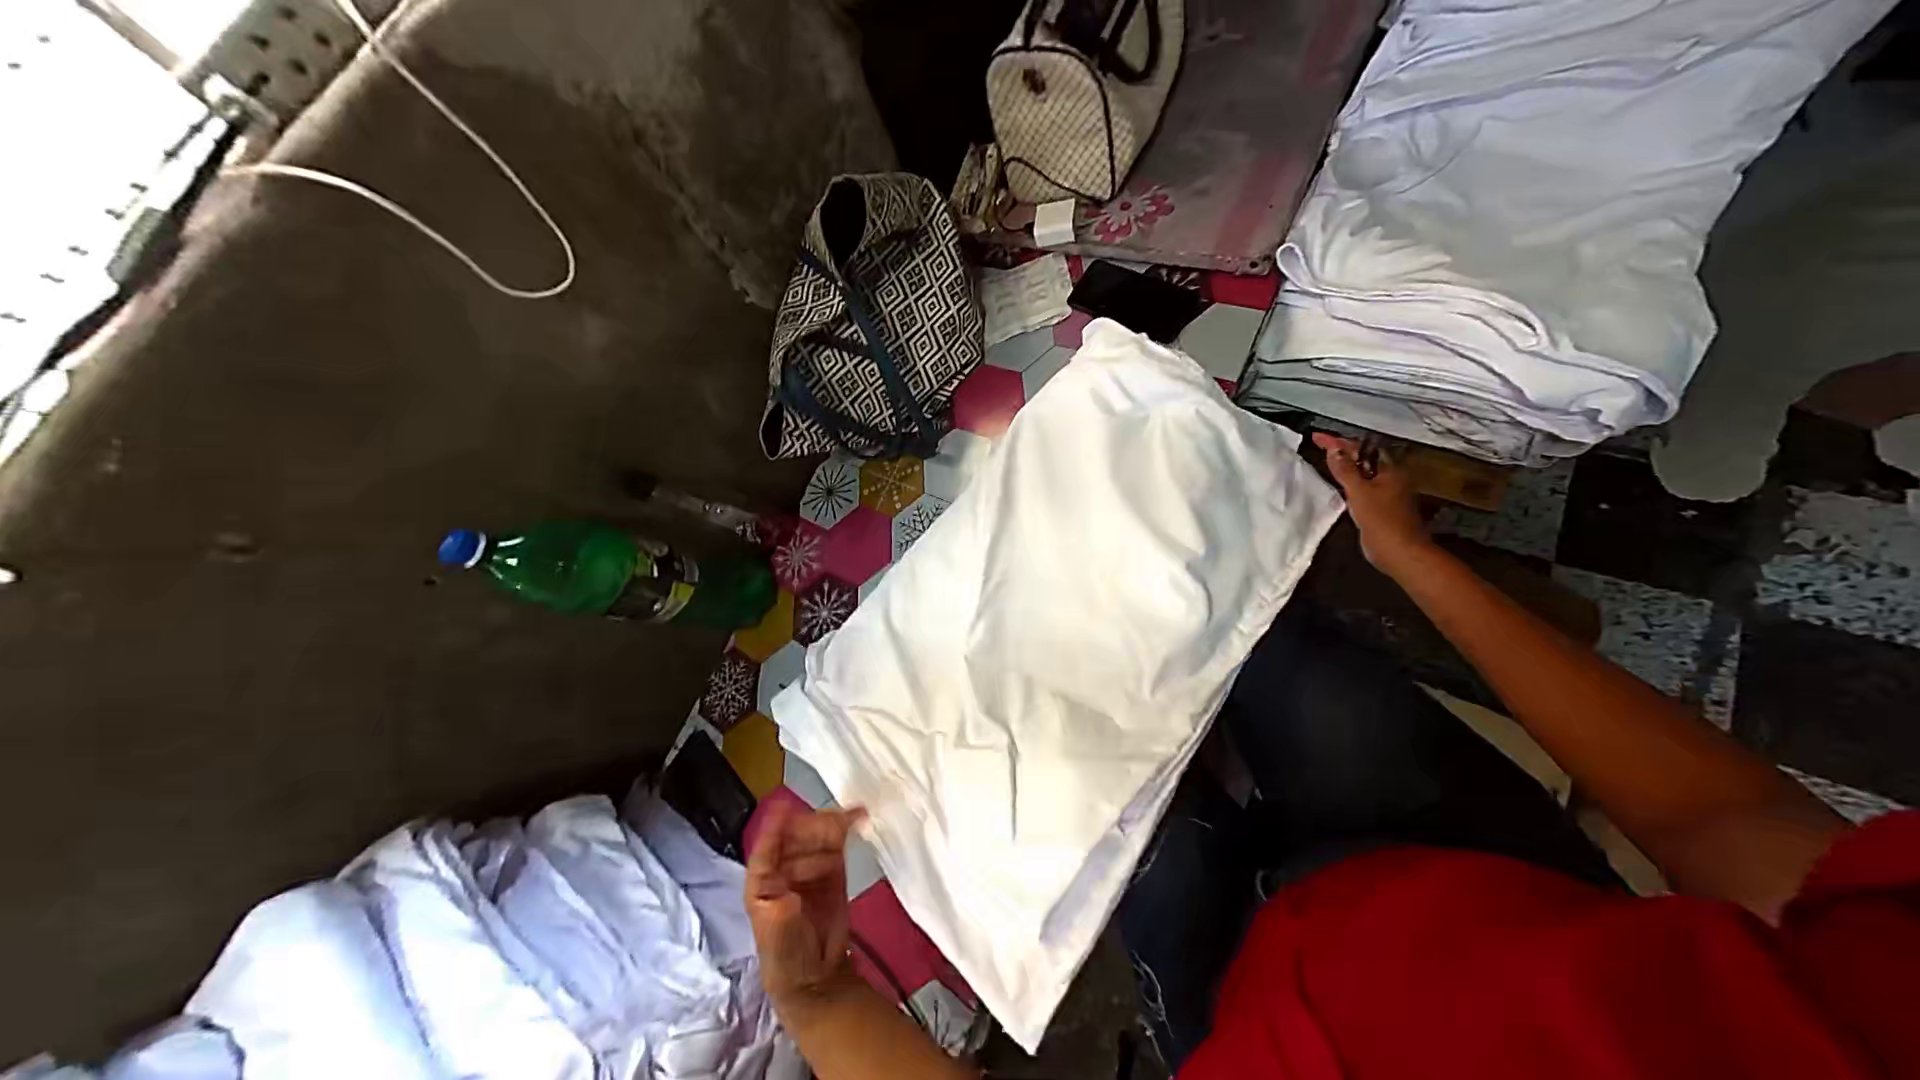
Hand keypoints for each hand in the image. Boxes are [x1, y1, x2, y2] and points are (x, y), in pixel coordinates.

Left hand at [745, 802, 867, 1001]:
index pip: (767, 848)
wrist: (815, 977)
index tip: (785, 807)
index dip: (774, 828)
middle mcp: (783, 867)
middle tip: (834, 823)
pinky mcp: (832, 868)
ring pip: (817, 834)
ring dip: (832, 823)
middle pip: (796, 835)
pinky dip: (846, 827)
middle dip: (813, 826)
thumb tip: (789, 897)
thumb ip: (781, 915)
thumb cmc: (786, 958)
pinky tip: (858, 815)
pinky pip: (836, 842)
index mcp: (762, 881)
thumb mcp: (778, 937)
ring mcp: (810, 866)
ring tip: (852, 817)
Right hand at [1312, 432, 1430, 572]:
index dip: (1338, 442)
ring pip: (1362, 474)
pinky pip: (1361, 488)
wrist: (1399, 551)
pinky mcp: (1379, 507)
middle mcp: (1389, 478)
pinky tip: (1337, 485)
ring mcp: (1386, 493)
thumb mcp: (1359, 492)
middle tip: (1320, 446)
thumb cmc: (1381, 519)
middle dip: (1343, 451)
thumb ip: (1345, 470)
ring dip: (1345, 467)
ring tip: (1325, 461)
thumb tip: (1334, 450)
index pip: (1360, 449)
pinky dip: (1348, 483)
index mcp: (1388, 470)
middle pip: (1363, 459)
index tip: (1317, 437)